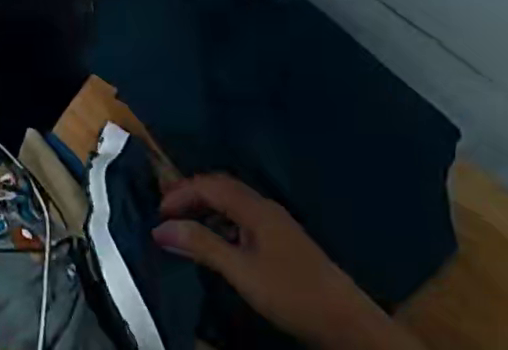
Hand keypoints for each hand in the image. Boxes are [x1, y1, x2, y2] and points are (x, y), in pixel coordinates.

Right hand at [154, 174, 423, 349]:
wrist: (348, 323)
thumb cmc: (291, 293)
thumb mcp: (241, 271)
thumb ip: (202, 246)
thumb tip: (160, 227)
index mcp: (254, 207)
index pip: (208, 184)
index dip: (180, 193)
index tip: (159, 213)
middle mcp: (264, 206)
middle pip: (221, 187)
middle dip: (191, 195)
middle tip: (167, 214)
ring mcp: (276, 223)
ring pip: (232, 202)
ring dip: (206, 209)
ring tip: (186, 227)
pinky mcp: (283, 240)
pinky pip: (243, 218)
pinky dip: (222, 222)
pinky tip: (218, 243)